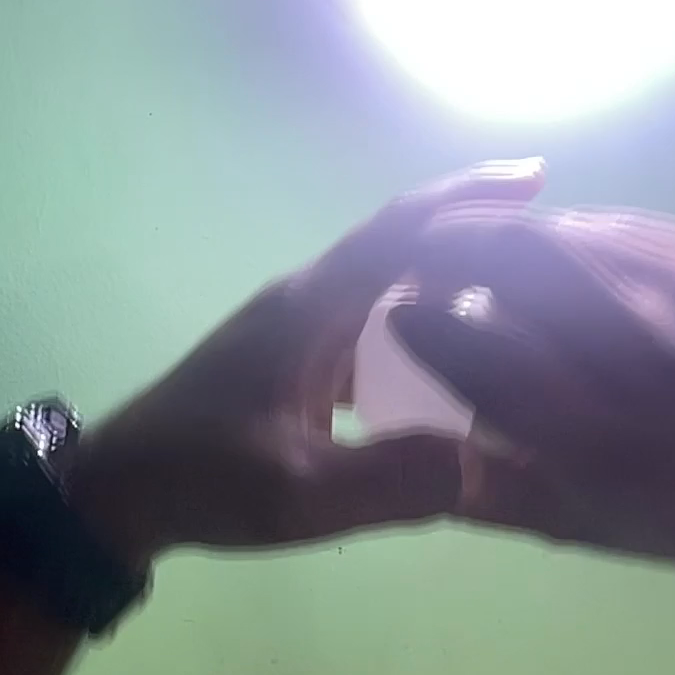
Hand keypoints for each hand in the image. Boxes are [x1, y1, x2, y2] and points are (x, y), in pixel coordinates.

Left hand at [58, 159, 546, 566]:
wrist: (123, 486)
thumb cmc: (201, 479)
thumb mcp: (299, 494)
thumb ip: (392, 482)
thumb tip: (486, 459)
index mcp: (307, 310)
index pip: (397, 232)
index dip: (466, 200)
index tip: (535, 180)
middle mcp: (302, 303)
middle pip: (395, 249)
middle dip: (467, 240)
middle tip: (552, 259)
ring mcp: (291, 330)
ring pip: (379, 292)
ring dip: (439, 291)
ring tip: (515, 315)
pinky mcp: (285, 360)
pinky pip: (362, 333)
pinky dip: (408, 338)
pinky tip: (443, 377)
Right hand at [392, 205, 674, 595]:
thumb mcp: (589, 527)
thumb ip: (488, 485)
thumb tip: (408, 440)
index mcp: (607, 444)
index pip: (477, 349)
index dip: (419, 319)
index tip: (396, 312)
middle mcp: (652, 357)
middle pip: (515, 256)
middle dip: (445, 245)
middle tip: (421, 260)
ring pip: (563, 230)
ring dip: (501, 233)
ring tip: (482, 254)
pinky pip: (619, 226)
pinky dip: (566, 237)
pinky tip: (560, 259)